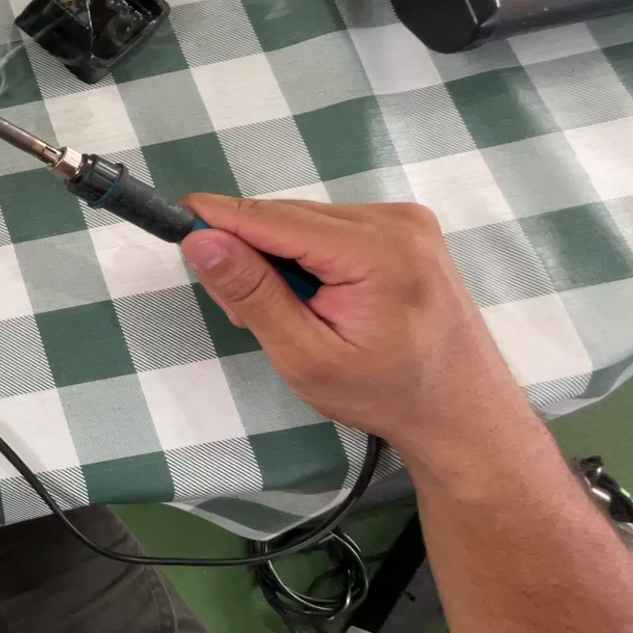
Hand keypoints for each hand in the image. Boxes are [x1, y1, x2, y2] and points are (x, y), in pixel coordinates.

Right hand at [179, 195, 542, 471]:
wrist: (464, 416)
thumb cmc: (382, 394)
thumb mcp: (302, 353)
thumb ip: (250, 292)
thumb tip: (198, 240)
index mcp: (376, 251)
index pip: (268, 217)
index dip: (212, 218)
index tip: (168, 226)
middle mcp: (394, 221)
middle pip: (280, 217)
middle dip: (243, 254)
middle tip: (237, 311)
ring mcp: (403, 223)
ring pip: (296, 222)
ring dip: (268, 259)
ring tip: (276, 314)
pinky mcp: (402, 232)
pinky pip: (319, 229)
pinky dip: (295, 259)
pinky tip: (304, 298)